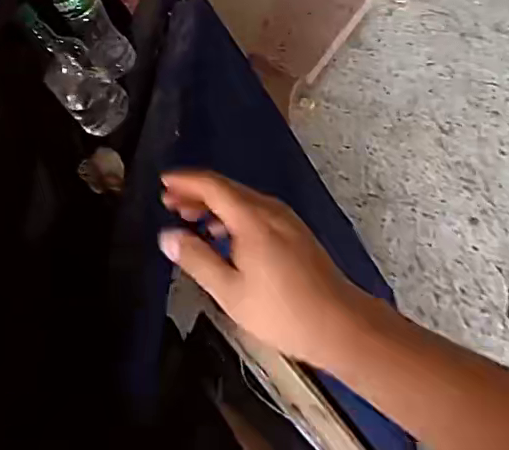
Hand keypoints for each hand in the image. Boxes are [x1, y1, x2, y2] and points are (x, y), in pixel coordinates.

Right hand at [158, 170, 374, 370]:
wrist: (343, 327)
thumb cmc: (286, 312)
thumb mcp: (230, 291)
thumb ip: (196, 259)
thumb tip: (168, 237)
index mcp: (251, 218)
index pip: (211, 184)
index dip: (184, 181)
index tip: (164, 181)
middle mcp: (269, 210)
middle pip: (225, 188)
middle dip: (195, 192)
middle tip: (170, 201)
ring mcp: (285, 219)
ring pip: (240, 199)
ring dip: (212, 204)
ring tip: (191, 218)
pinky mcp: (294, 232)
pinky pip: (254, 210)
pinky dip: (231, 214)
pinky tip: (224, 235)